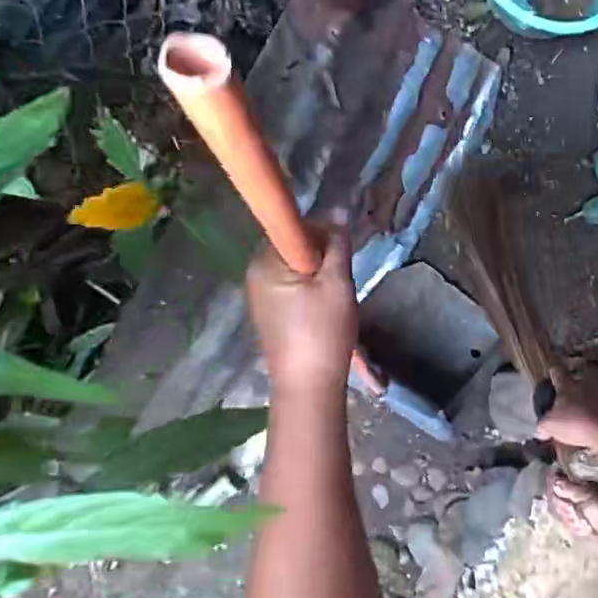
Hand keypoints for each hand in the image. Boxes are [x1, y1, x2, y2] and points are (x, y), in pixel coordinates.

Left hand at [246, 223, 356, 397]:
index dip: (322, 233)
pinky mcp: (268, 314)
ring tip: (335, 299)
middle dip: (322, 257)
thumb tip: (338, 212)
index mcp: (264, 262)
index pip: (294, 227)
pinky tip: (324, 312)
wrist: (308, 386)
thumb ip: (337, 244)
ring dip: (318, 276)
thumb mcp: (337, 282)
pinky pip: (291, 289)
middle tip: (341, 280)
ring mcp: (259, 296)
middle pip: (294, 248)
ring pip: (295, 269)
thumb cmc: (323, 331)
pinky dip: (310, 293)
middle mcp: (255, 274)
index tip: (342, 252)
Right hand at [535, 368, 597, 448]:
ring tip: (595, 400)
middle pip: (588, 368)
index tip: (553, 373)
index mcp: (567, 385)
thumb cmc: (575, 423)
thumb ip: (544, 425)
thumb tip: (540, 429)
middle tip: (583, 380)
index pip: (557, 371)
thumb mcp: (551, 426)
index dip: (554, 372)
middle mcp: (587, 382)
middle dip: (586, 371)